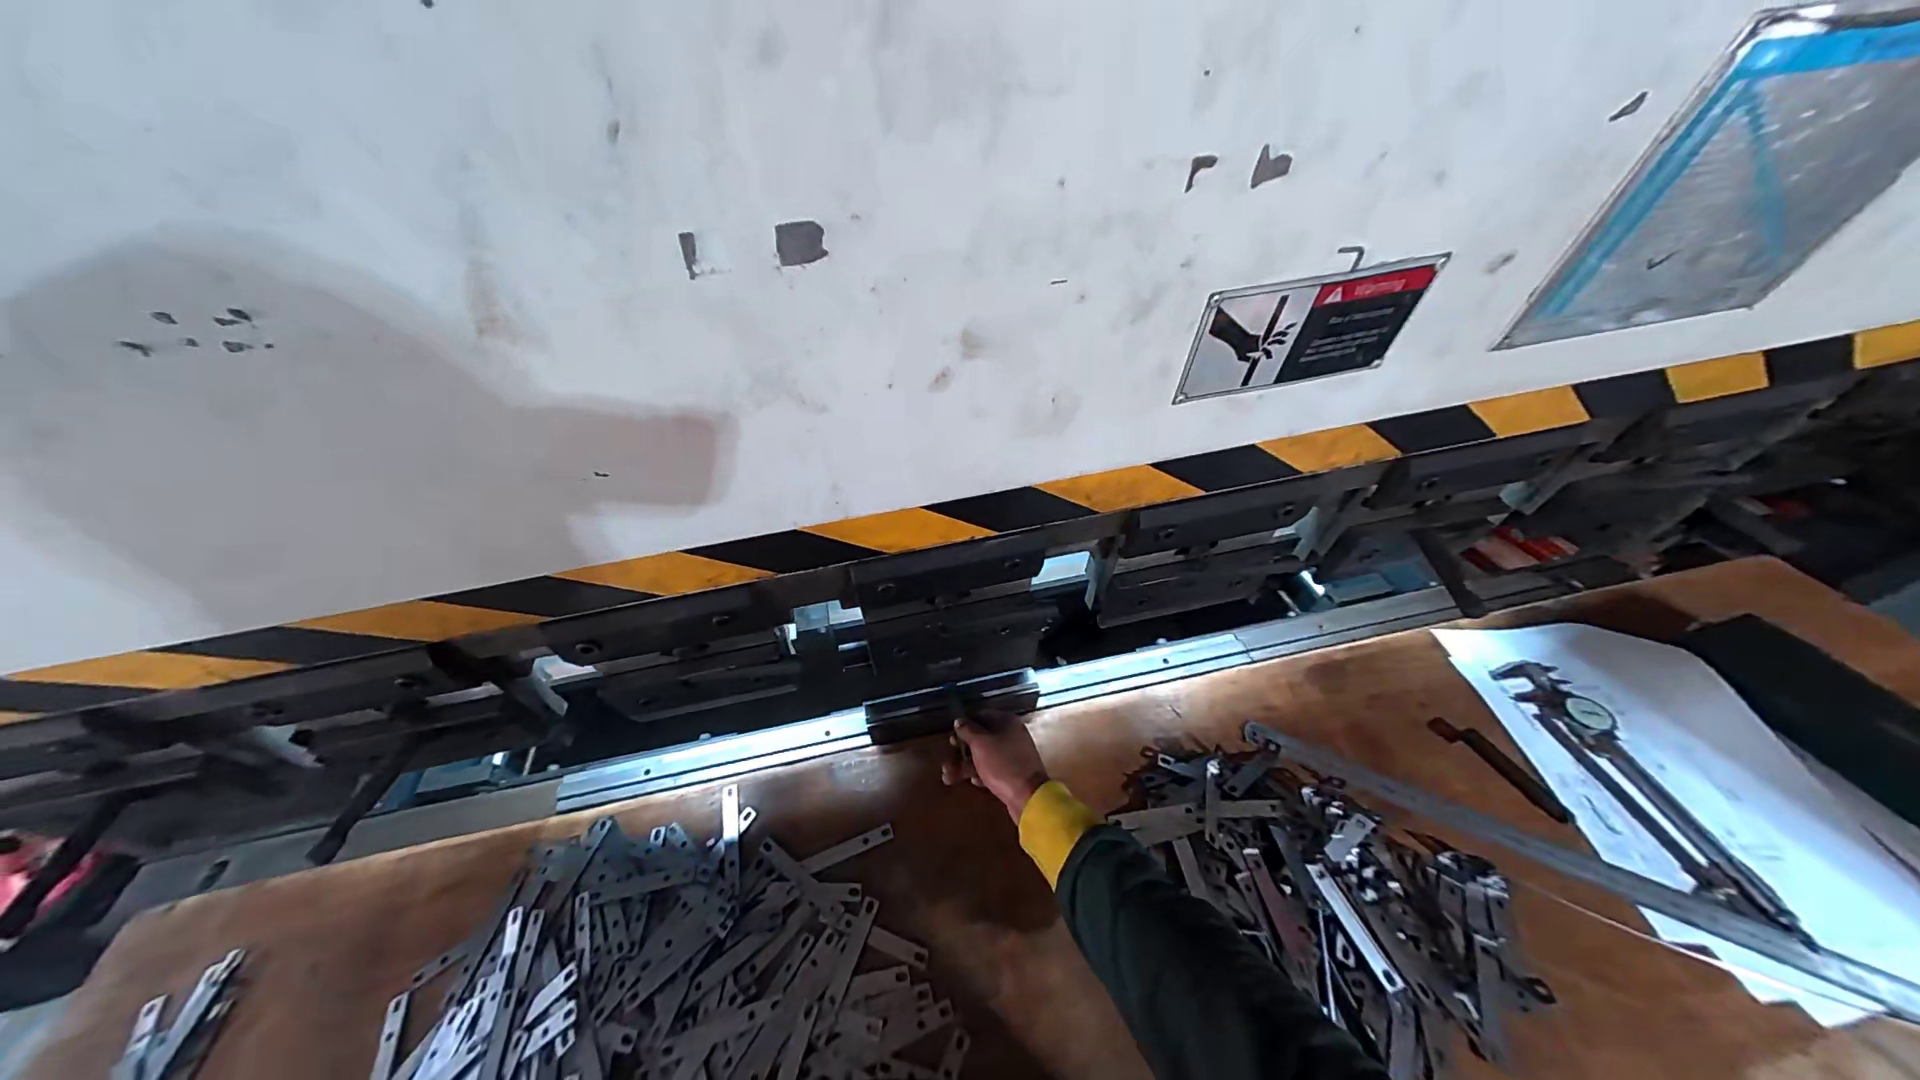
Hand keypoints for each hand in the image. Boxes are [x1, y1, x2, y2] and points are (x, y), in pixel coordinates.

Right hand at [942, 712, 1049, 821]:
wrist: (1028, 796)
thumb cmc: (1002, 764)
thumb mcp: (981, 744)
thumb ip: (968, 730)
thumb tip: (960, 720)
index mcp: (1006, 722)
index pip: (981, 716)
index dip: (965, 725)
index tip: (952, 736)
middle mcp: (1011, 735)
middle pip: (981, 738)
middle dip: (962, 750)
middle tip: (948, 757)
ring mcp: (1013, 755)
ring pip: (985, 755)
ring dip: (966, 765)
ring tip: (948, 777)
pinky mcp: (1013, 772)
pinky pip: (993, 768)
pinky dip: (982, 773)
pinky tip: (973, 782)